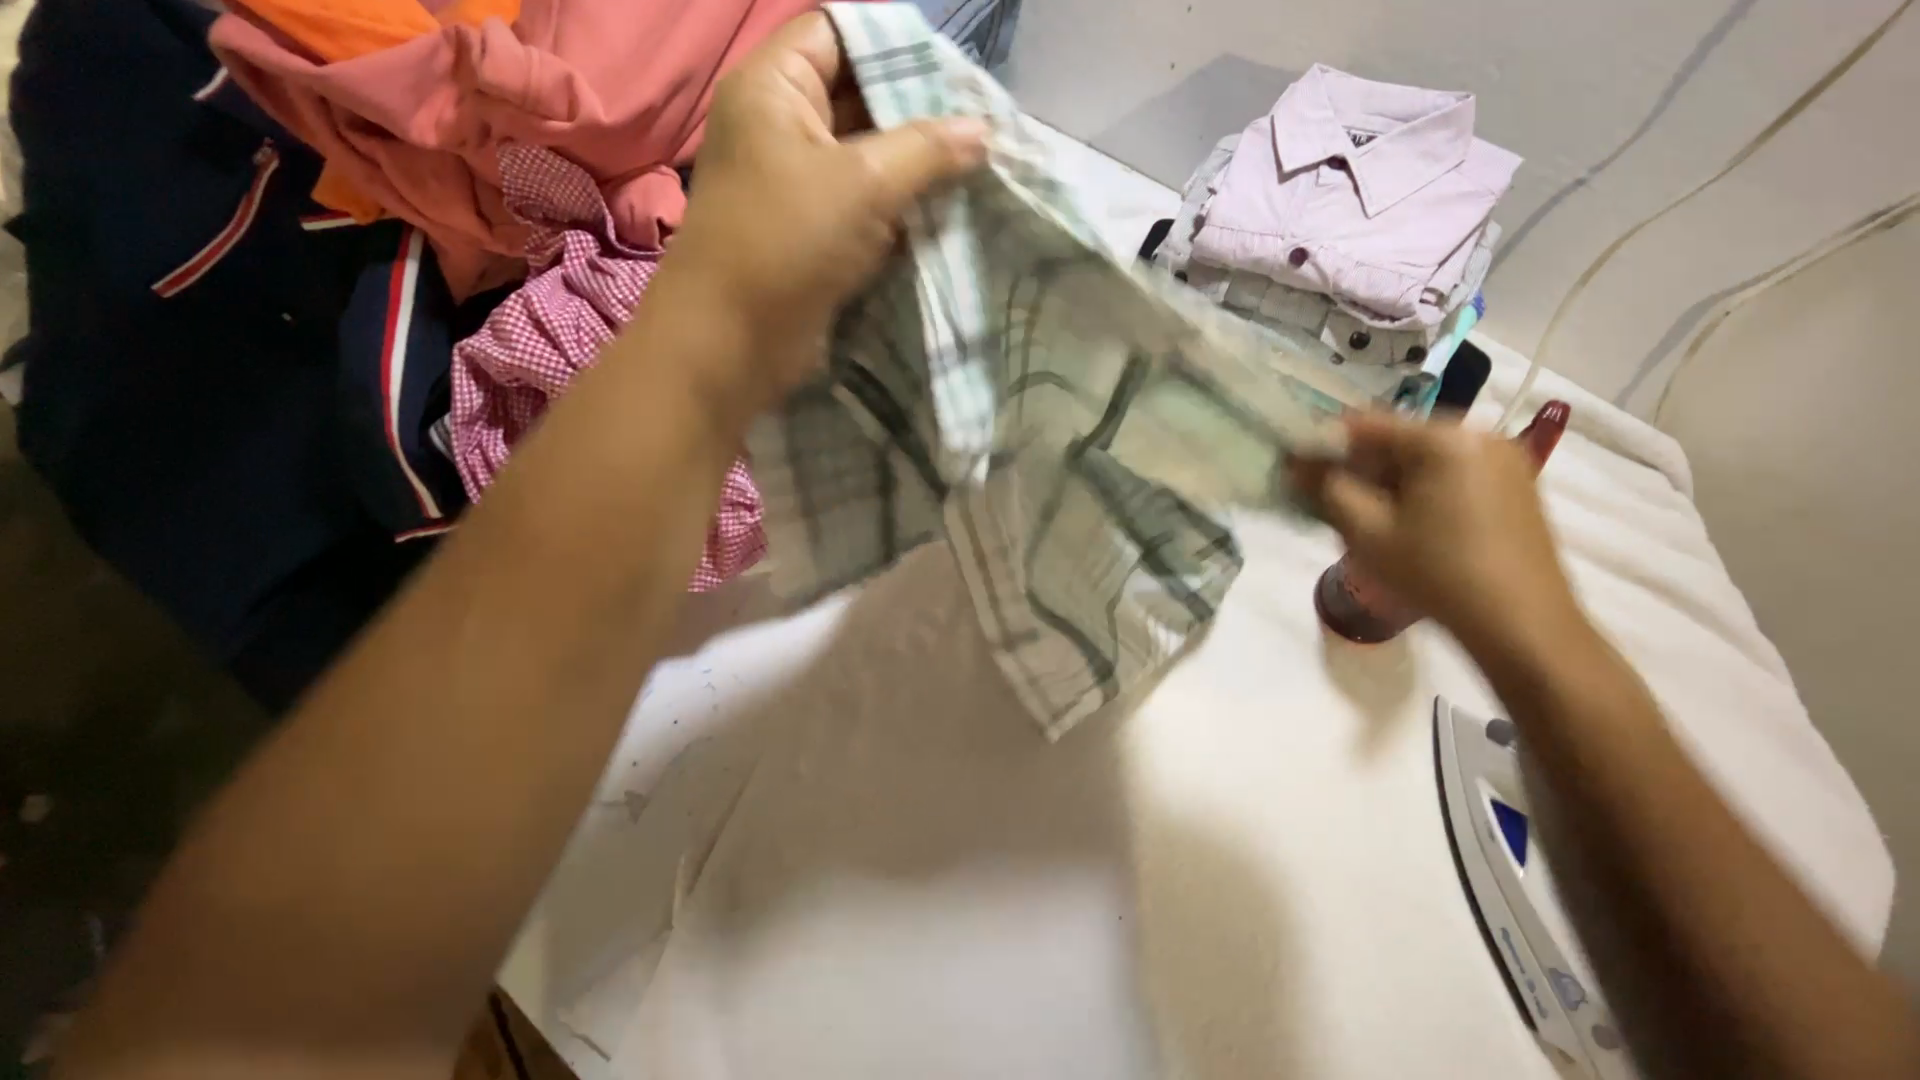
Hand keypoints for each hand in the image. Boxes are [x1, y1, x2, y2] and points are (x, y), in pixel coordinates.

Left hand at [664, 12, 988, 410]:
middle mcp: (781, 128)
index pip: (838, 33)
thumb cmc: (787, 243)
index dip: (896, 45)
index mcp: (773, 88)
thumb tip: (981, 132)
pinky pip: (864, 208)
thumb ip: (927, 149)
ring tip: (975, 172)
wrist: (731, 344)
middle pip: (859, 97)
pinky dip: (901, 212)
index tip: (955, 76)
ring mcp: (796, 186)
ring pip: (867, 159)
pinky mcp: (812, 236)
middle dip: (919, 114)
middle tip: (980, 129)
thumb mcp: (864, 183)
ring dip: (916, 170)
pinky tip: (947, 216)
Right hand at [1290, 412, 1585, 649]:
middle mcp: (1480, 434)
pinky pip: (1453, 473)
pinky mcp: (1518, 485)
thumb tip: (1296, 462)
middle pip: (1398, 439)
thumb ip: (1327, 488)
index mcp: (1444, 437)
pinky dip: (1423, 489)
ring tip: (1369, 519)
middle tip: (1331, 501)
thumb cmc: (1438, 574)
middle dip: (1360, 466)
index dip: (1323, 444)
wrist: (1524, 626)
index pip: (1365, 424)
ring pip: (1425, 458)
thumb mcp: (1368, 532)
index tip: (1296, 469)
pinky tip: (1409, 525)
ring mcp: (1505, 459)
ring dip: (1390, 480)